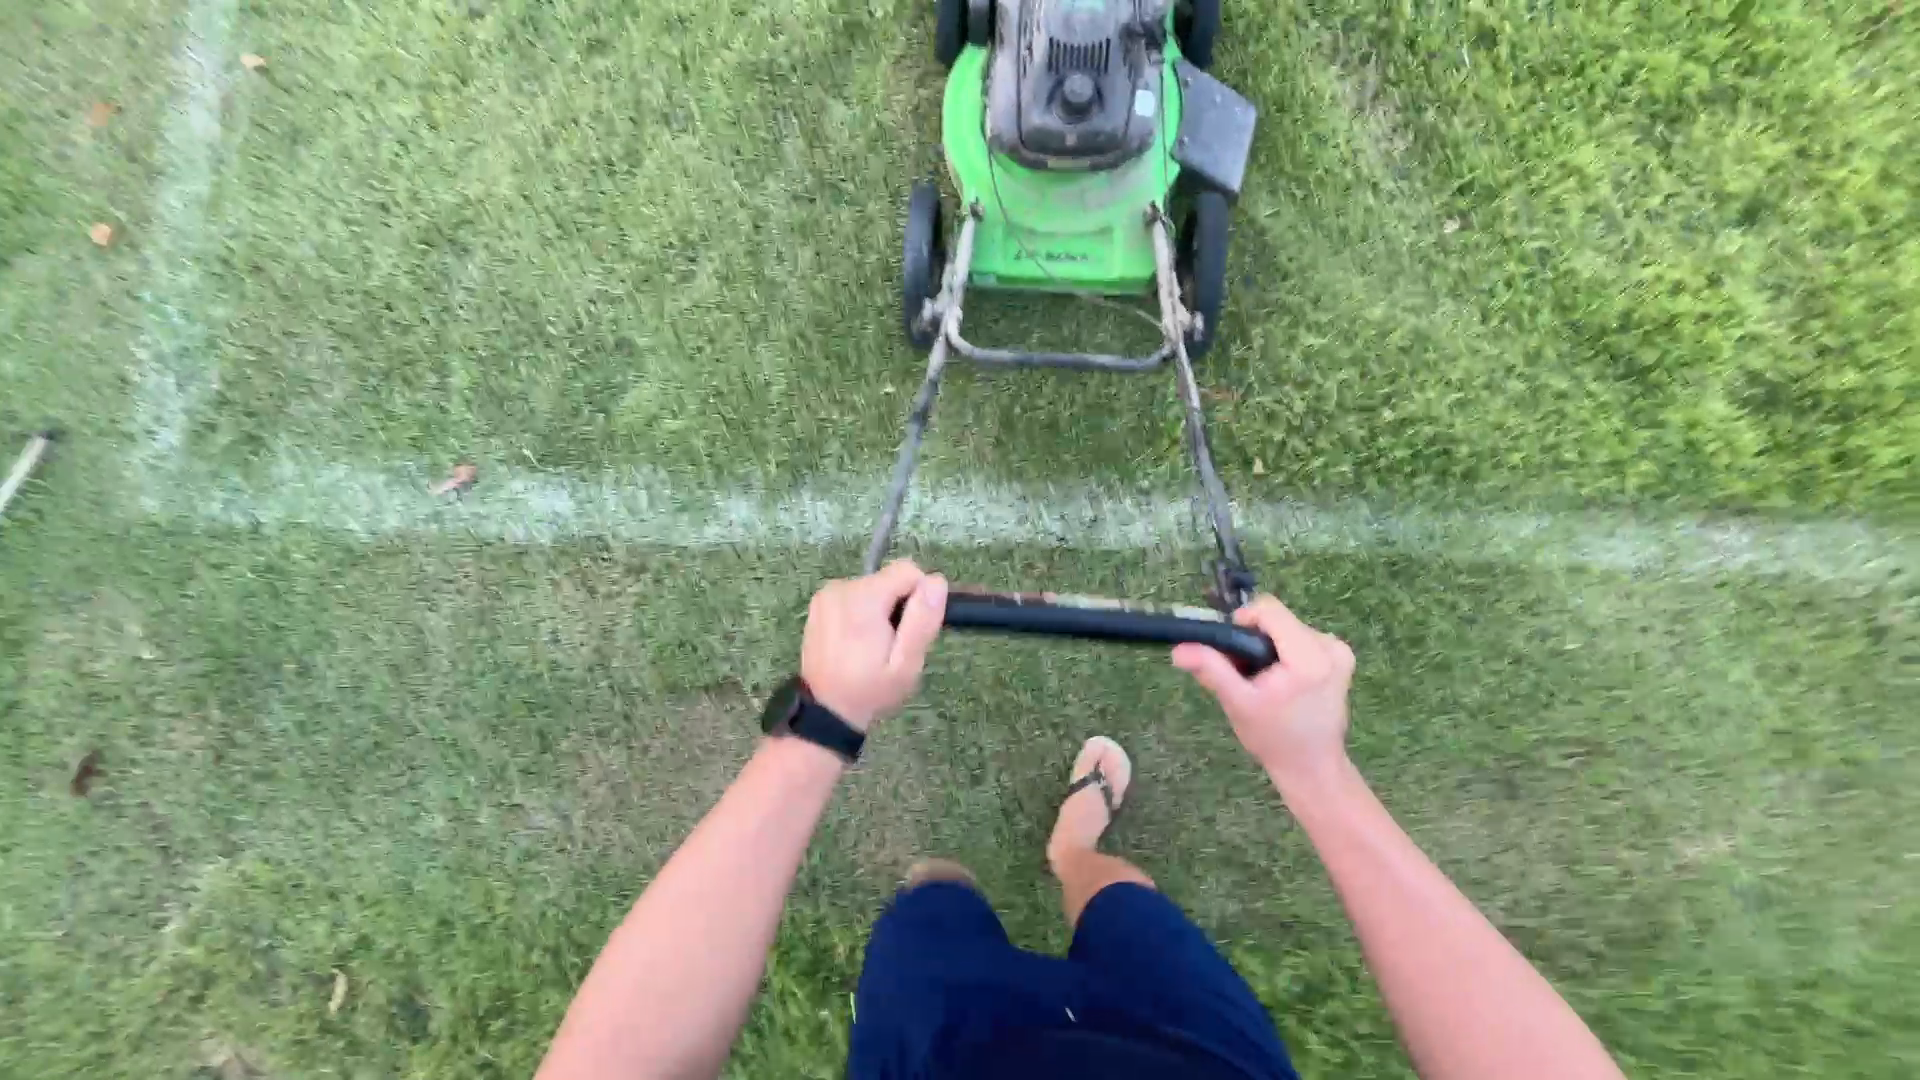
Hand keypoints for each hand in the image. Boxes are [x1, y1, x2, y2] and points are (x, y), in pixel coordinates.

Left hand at [800, 561, 947, 730]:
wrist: (827, 711)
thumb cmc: (871, 690)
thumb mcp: (906, 664)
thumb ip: (922, 620)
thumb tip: (936, 581)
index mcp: (863, 598)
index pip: (908, 571)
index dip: (919, 599)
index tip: (910, 631)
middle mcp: (842, 587)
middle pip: (890, 579)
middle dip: (899, 605)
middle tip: (893, 644)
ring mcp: (827, 594)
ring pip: (874, 586)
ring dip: (881, 609)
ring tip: (875, 645)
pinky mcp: (820, 603)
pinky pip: (856, 595)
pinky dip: (863, 611)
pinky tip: (858, 641)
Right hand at [1171, 595, 1355, 791]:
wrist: (1312, 767)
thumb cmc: (1273, 738)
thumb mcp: (1237, 703)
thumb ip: (1211, 669)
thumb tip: (1178, 648)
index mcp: (1309, 656)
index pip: (1269, 610)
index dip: (1241, 621)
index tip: (1231, 650)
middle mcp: (1330, 646)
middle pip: (1277, 619)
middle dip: (1253, 639)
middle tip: (1243, 672)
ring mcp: (1339, 651)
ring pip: (1286, 627)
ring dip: (1267, 646)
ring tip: (1261, 679)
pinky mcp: (1340, 657)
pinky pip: (1299, 637)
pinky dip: (1283, 651)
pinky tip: (1279, 679)